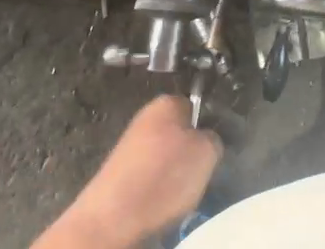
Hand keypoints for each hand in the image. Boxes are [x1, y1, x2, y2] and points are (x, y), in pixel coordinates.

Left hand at [33, 95, 221, 248]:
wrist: (110, 220)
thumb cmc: (163, 177)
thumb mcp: (207, 153)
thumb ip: (213, 139)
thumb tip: (206, 141)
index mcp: (166, 103)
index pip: (196, 107)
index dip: (206, 128)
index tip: (211, 150)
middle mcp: (145, 119)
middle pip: (180, 135)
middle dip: (190, 156)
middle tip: (197, 175)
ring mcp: (130, 147)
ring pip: (166, 160)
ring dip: (174, 177)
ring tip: (177, 196)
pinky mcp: (119, 175)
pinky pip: (150, 179)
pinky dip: (156, 192)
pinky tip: (159, 206)